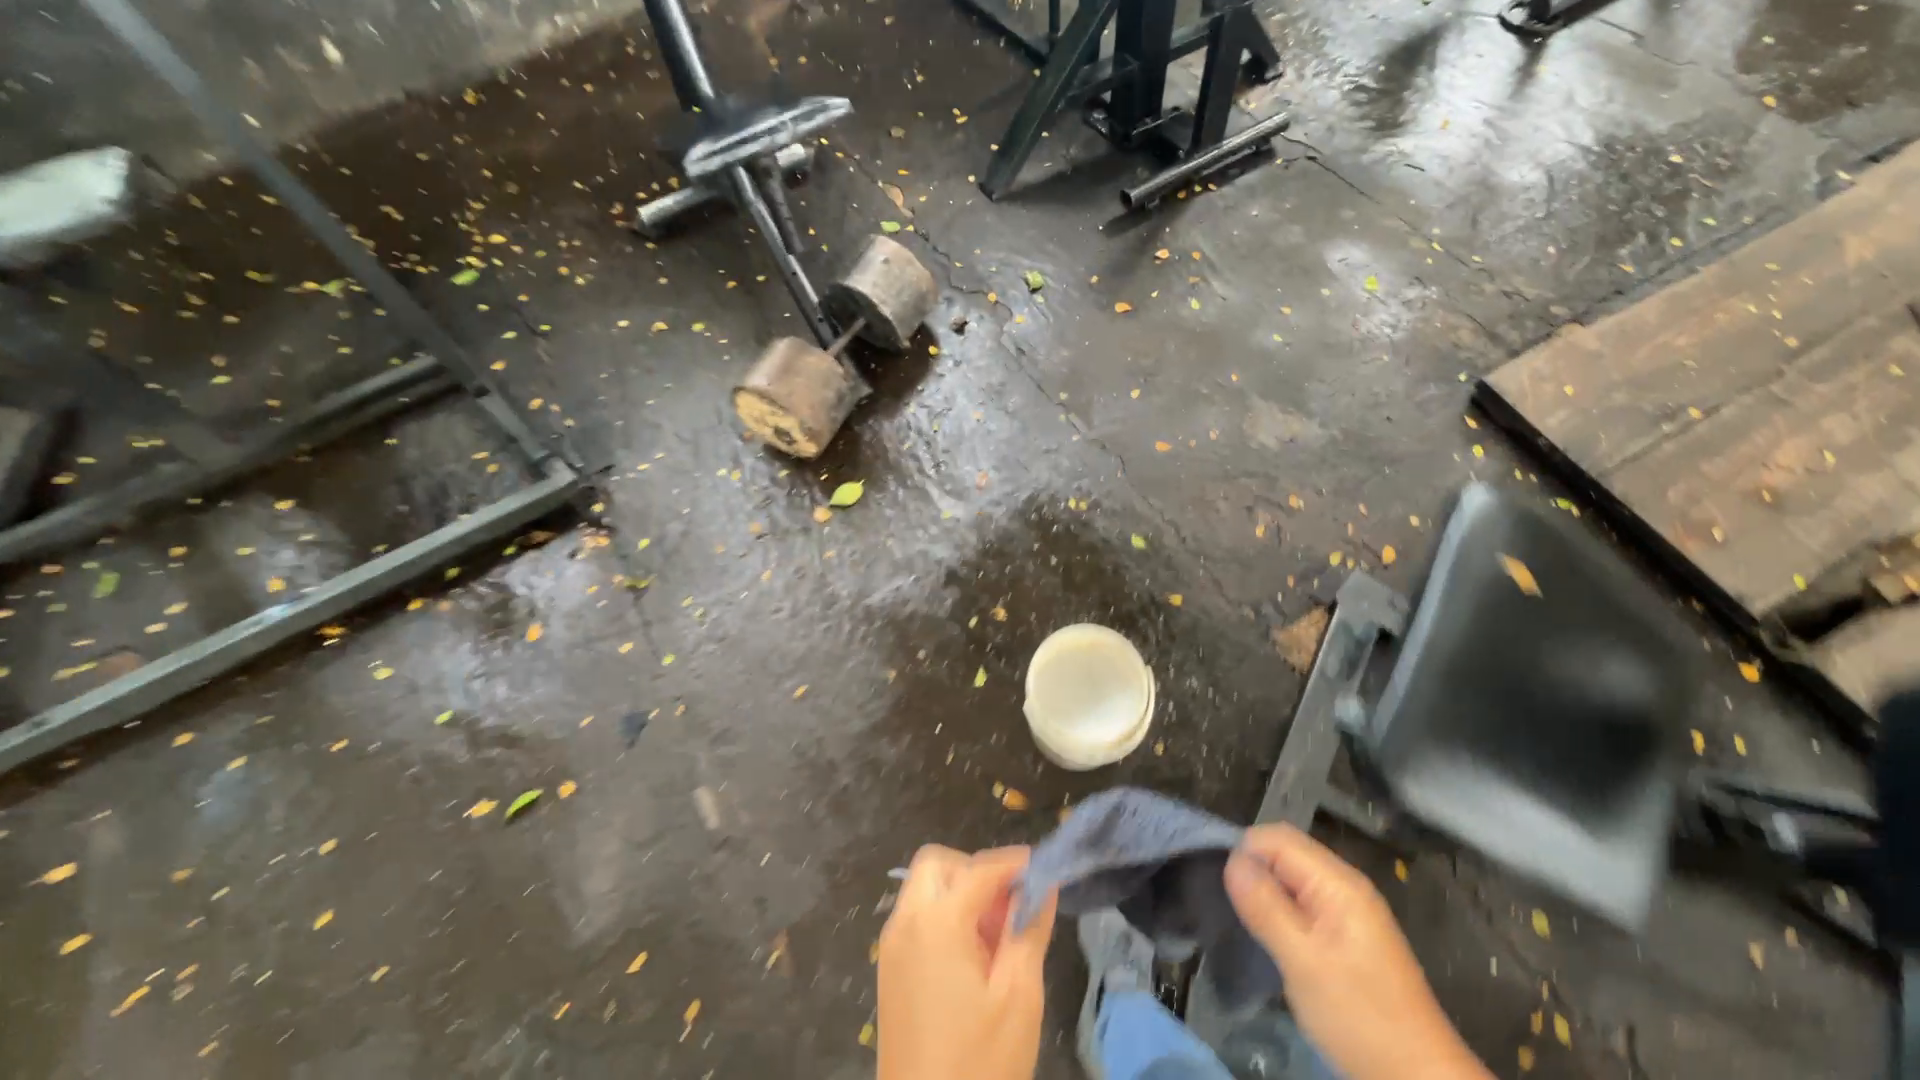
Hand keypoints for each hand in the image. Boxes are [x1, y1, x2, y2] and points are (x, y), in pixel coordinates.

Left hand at [877, 845, 1056, 1079]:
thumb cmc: (979, 1059)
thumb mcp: (1019, 995)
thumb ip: (1029, 930)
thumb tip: (1042, 886)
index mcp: (936, 922)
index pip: (979, 868)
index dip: (1015, 863)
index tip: (1046, 869)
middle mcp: (905, 923)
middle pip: (938, 865)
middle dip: (977, 870)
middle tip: (1014, 904)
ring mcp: (892, 946)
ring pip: (925, 890)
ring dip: (961, 893)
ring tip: (1000, 935)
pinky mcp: (890, 970)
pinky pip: (917, 919)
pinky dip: (945, 917)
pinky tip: (975, 956)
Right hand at [1224, 825, 1491, 1079]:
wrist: (1415, 1074)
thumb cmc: (1359, 1015)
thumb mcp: (1303, 961)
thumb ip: (1266, 906)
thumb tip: (1231, 859)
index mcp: (1338, 883)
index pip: (1276, 838)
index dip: (1244, 853)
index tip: (1221, 888)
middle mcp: (1344, 887)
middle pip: (1284, 854)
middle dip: (1251, 872)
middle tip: (1229, 909)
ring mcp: (1347, 912)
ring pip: (1291, 881)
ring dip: (1263, 894)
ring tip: (1243, 925)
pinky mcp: (1344, 936)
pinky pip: (1302, 905)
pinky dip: (1279, 913)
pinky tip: (1269, 941)